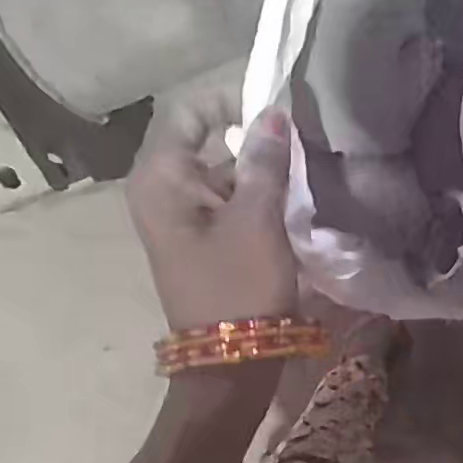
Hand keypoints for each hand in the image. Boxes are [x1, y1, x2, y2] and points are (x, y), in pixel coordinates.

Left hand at [127, 107, 297, 329]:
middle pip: (206, 141)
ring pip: (221, 172)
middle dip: (253, 140)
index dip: (232, 102)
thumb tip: (274, 114)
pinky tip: (289, 204)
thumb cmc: (239, 286)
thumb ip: (264, 163)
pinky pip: (226, 200)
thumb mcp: (257, 220)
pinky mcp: (200, 238)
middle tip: (299, 148)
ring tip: (302, 176)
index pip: (189, 112)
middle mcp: (161, 190)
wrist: (231, 360)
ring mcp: (180, 216)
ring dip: (259, 171)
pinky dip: (255, 196)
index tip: (278, 115)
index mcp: (161, 179)